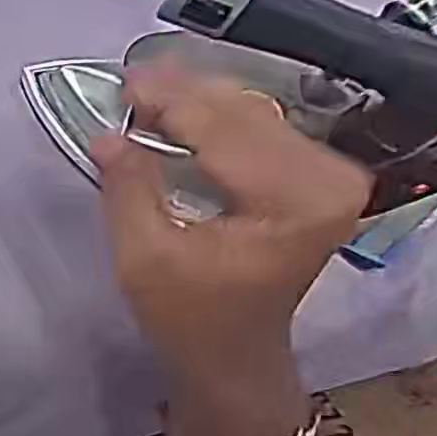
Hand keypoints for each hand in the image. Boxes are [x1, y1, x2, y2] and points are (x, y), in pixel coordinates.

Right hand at [95, 60, 369, 386]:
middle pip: (248, 115)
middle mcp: (327, 179)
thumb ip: (128, 192)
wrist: (232, 356)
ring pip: (256, 116)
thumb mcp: (145, 260)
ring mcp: (328, 178)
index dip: (172, 103)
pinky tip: (183, 113)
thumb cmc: (189, 318)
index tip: (128, 82)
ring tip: (151, 91)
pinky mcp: (315, 181)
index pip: (227, 132)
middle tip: (134, 79)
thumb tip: (108, 137)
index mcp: (295, 201)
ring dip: (200, 102)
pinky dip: (217, 121)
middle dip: (186, 95)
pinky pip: (262, 132)